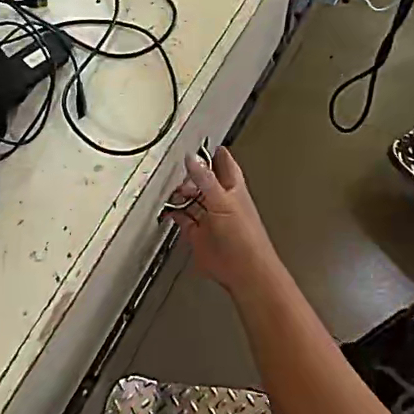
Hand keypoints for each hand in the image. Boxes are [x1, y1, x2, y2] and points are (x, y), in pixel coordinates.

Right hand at [162, 148, 279, 291]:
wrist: (244, 270)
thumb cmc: (244, 237)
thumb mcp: (222, 201)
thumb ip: (205, 179)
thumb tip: (192, 159)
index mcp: (233, 189)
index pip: (224, 164)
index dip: (213, 153)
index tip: (202, 143)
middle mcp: (222, 202)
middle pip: (203, 182)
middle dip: (190, 175)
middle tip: (177, 170)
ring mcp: (210, 219)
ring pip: (192, 201)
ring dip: (180, 195)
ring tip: (169, 189)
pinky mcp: (199, 236)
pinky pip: (184, 220)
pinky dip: (175, 214)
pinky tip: (168, 210)